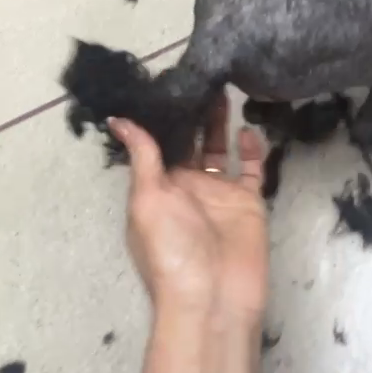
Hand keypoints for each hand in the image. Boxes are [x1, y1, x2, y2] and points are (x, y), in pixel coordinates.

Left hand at [111, 97, 269, 372]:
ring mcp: (220, 192)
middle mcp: (188, 185)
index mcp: (158, 187)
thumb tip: (119, 118)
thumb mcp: (147, 200)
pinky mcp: (249, 200)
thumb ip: (143, 156)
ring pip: (222, 147)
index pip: (160, 142)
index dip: (165, 114)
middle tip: (203, 74)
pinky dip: (252, 147)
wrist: (214, 297)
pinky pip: (251, 168)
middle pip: (192, 140)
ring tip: (226, 87)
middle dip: (195, 112)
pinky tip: (249, 128)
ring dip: (221, 122)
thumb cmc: (172, 250)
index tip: (171, 79)